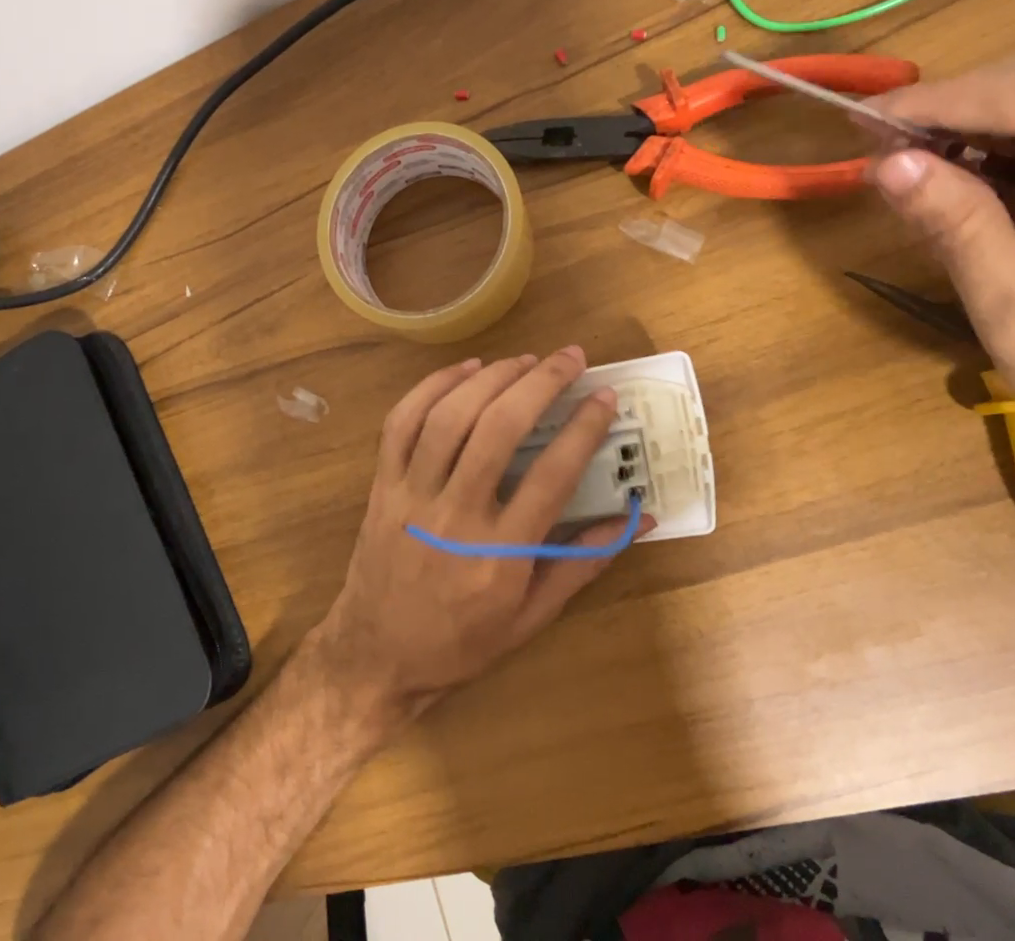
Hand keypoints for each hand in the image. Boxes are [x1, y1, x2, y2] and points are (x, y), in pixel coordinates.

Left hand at [305, 346, 650, 715]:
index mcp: (499, 554)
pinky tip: (464, 371)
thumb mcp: (529, 618)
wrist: (377, 655)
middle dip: (538, 384)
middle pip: (497, 430)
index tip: (605, 397)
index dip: (582, 429)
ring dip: (488, 379)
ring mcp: (411, 496)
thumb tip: (637, 519)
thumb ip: (580, 563)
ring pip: (447, 418)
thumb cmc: (460, 643)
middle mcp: (454, 515)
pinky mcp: (382, 487)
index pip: (550, 476)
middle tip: (569, 358)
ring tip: (523, 360)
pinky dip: (431, 388)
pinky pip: (400, 425)